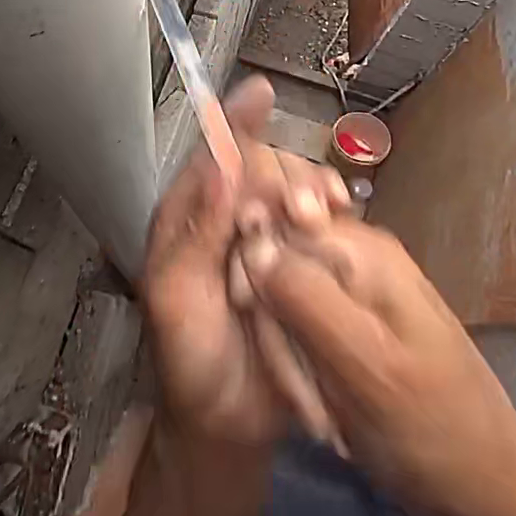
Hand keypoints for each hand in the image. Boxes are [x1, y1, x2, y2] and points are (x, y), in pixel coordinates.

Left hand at [140, 76, 347, 447]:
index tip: (259, 93)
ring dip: (308, 189)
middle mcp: (223, 219)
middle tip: (306, 202)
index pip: (210, 159)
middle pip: (256, 167)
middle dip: (281, 169)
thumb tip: (221, 168)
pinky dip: (327, 215)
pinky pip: (313, 225)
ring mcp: (262, 240)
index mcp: (187, 219)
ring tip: (328, 207)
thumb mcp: (176, 299)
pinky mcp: (295, 265)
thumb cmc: (188, 361)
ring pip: (288, 191)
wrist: (226, 422)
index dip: (232, 124)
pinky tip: (338, 217)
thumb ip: (195, 235)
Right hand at [238, 215, 515, 515]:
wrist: (486, 489)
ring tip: (315, 411)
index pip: (275, 223)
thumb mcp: (365, 366)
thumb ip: (306, 297)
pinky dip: (294, 362)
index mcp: (362, 249)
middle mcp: (354, 254)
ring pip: (278, 297)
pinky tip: (316, 404)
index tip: (245, 311)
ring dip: (282, 352)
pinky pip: (295, 324)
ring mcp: (349, 288)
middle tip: (296, 389)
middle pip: (273, 258)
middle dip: (269, 321)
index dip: (250, 263)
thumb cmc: (433, 428)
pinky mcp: (345, 320)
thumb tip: (253, 243)